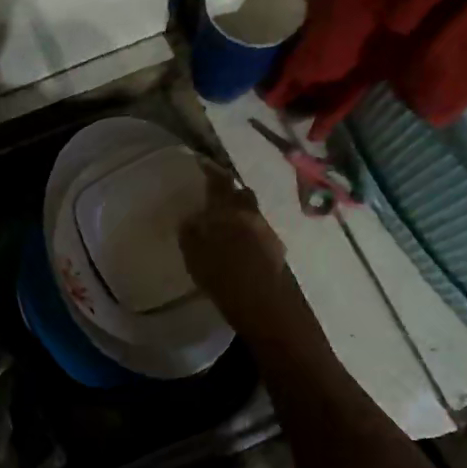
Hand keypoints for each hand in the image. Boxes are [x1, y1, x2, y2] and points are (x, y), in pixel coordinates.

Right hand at [179, 161, 294, 331]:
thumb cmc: (222, 277)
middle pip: (241, 194)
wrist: (263, 304)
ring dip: (239, 216)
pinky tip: (237, 249)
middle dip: (229, 194)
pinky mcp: (275, 251)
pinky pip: (257, 233)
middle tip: (214, 201)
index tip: (201, 163)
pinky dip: (247, 234)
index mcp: (228, 210)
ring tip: (223, 227)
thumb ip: (190, 233)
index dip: (210, 171)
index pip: (219, 181)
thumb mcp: (194, 255)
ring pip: (250, 214)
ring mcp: (267, 232)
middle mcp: (250, 214)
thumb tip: (190, 218)